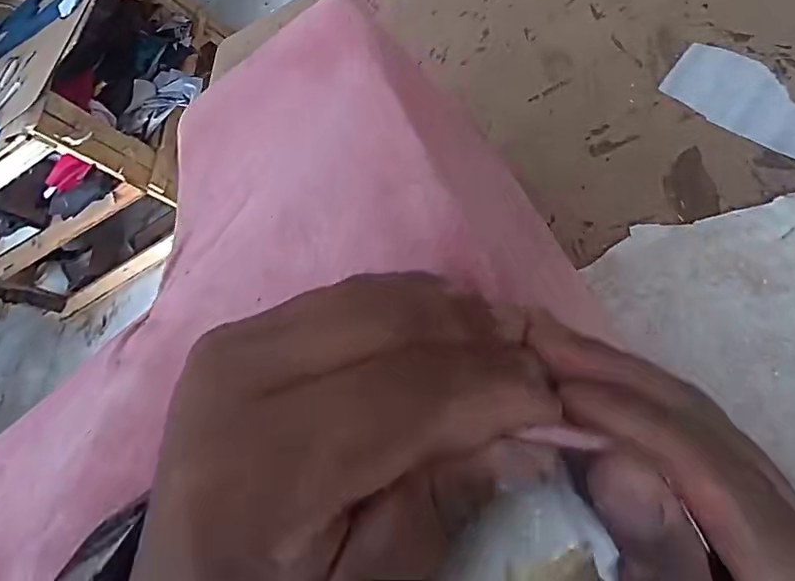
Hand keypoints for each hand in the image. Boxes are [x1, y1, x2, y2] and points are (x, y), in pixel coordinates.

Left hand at [131, 274, 563, 580]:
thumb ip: (443, 501)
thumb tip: (530, 435)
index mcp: (255, 466)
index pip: (405, 394)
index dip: (492, 389)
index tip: (555, 399)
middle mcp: (238, 378)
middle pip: (395, 325)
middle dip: (484, 340)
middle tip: (542, 364)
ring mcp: (240, 339)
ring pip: (381, 295)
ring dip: (456, 314)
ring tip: (508, 344)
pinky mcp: (251, 326)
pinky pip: (357, 293)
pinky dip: (418, 303)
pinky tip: (454, 329)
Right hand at [528, 313, 794, 580]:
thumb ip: (662, 559)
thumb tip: (613, 461)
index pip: (702, 458)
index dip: (624, 415)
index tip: (552, 386)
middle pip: (703, 420)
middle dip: (617, 374)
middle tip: (543, 336)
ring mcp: (785, 512)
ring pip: (702, 419)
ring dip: (626, 380)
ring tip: (563, 350)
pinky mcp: (763, 516)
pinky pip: (701, 439)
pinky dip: (646, 408)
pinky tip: (606, 395)